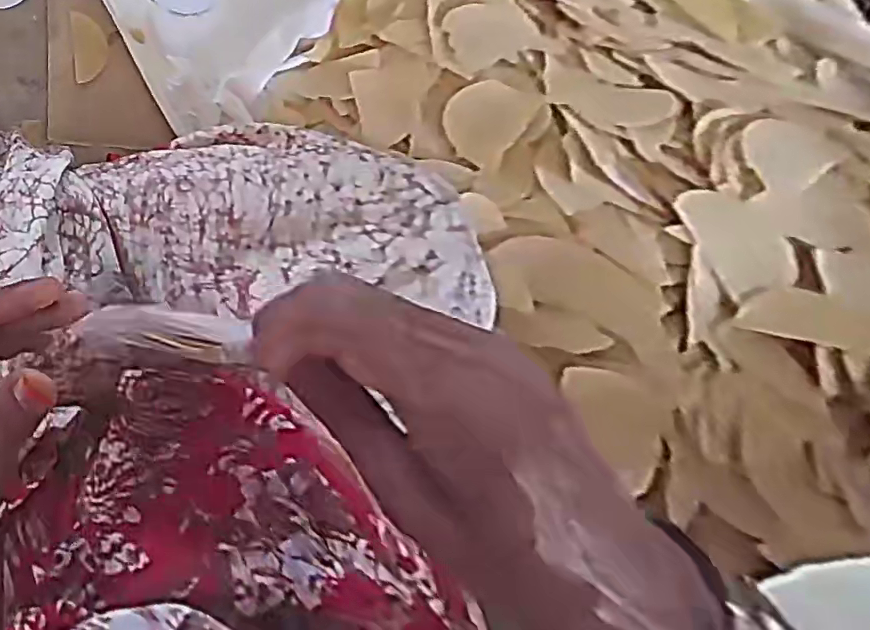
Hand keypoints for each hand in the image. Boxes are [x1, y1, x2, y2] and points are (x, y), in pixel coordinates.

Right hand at [253, 276, 723, 629]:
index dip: (286, 325)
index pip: (343, 318)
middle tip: (267, 353)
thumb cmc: (503, 554)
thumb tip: (283, 358)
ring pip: (372, 295)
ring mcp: (484, 338)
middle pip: (352, 293)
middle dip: (295, 314)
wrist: (612, 577)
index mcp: (451, 390)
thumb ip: (342, 413)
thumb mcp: (406, 496)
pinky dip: (357, 323)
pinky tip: (347, 358)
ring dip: (322, 316)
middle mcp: (469, 346)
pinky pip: (401, 312)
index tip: (256, 356)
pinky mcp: (490, 343)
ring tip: (296, 355)